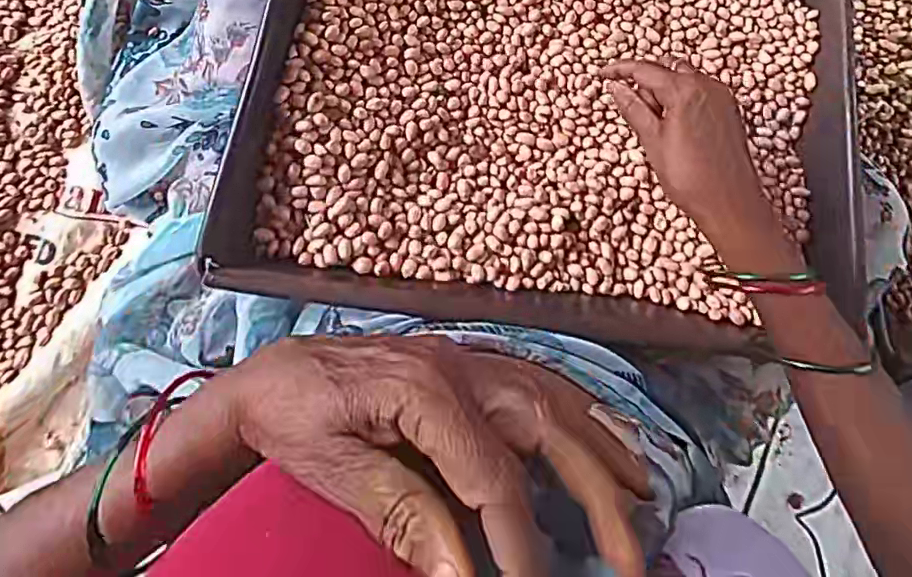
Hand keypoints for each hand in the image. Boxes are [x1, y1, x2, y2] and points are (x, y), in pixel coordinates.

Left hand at [223, 335, 650, 576]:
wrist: (272, 374)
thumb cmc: (296, 417)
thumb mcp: (336, 470)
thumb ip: (401, 514)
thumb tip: (461, 574)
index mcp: (422, 387)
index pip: (490, 470)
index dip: (518, 536)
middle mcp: (453, 363)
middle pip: (540, 420)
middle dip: (592, 485)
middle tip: (628, 549)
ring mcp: (460, 356)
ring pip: (546, 389)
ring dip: (595, 436)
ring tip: (638, 484)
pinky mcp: (458, 361)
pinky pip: (527, 376)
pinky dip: (568, 406)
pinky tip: (589, 429)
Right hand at [601, 59, 803, 273]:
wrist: (731, 205)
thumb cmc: (693, 179)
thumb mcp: (652, 140)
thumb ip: (633, 108)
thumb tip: (616, 87)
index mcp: (685, 91)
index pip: (644, 69)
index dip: (619, 70)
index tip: (604, 74)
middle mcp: (707, 87)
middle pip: (666, 69)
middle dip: (645, 83)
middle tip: (635, 113)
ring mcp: (721, 98)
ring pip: (683, 78)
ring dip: (664, 91)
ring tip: (657, 126)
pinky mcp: (729, 111)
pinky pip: (699, 92)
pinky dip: (682, 99)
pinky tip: (675, 127)